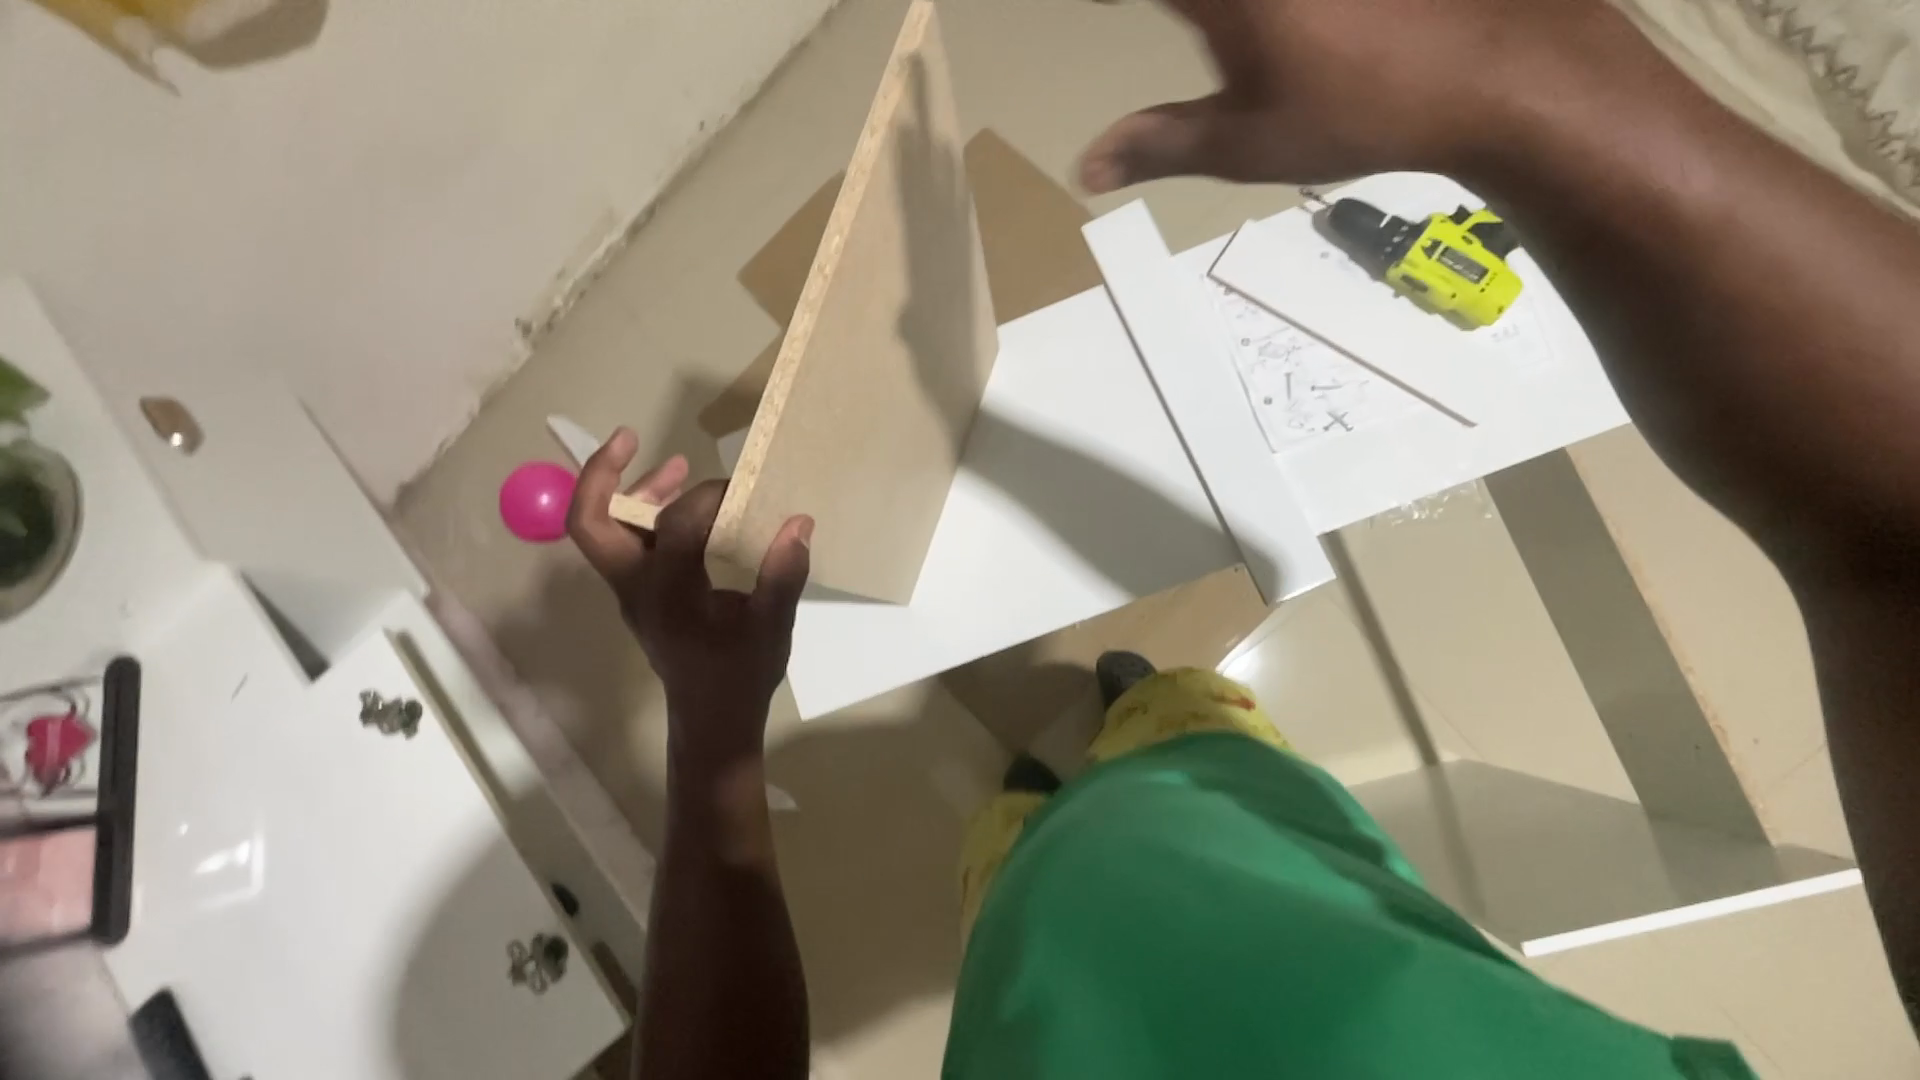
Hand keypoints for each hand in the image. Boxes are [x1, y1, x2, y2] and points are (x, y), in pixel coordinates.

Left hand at [567, 429, 813, 773]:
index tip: (744, 491)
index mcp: (667, 593)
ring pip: (605, 530)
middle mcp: (637, 587)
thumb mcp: (771, 627)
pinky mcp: (642, 595)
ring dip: (629, 491)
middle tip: (631, 438)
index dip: (710, 497)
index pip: (677, 524)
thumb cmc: (740, 675)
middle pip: (590, 523)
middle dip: (604, 475)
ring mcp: (633, 592)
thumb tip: (799, 522)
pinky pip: (628, 544)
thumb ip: (783, 574)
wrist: (711, 719)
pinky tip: (682, 503)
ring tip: (673, 464)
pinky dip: (645, 514)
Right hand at [1078, 0, 1633, 190]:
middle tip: (1190, 34)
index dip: (1097, 3)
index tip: (1089, 23)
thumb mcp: (1243, 145)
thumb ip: (1155, 145)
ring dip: (1211, 13)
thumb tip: (1084, 169)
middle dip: (1177, 11)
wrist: (1496, 70)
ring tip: (1228, 39)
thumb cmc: (1357, 115)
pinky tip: (1269, 28)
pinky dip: (1245, 10)